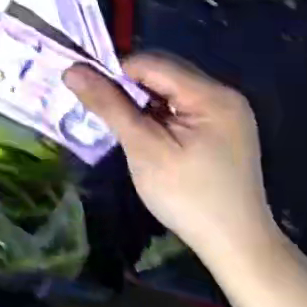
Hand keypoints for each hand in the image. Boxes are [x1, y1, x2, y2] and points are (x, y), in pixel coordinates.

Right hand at [64, 55, 279, 261]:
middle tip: (101, 109)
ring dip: (139, 98)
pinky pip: (180, 104)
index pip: (150, 62)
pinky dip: (155, 111)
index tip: (89, 94)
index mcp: (211, 95)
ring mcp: (225, 111)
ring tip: (121, 123)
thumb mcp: (143, 148)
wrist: (235, 244)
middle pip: (162, 71)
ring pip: (168, 87)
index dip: (114, 72)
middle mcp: (223, 94)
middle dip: (126, 84)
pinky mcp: (221, 127)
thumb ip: (109, 105)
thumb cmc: (187, 195)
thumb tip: (71, 69)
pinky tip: (144, 132)